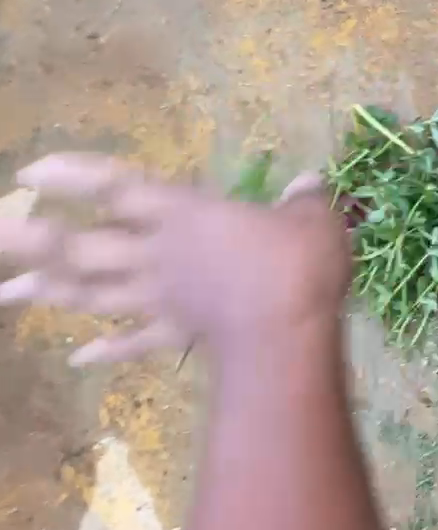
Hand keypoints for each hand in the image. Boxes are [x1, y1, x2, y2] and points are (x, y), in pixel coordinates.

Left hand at [0, 153, 350, 366]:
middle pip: (81, 247)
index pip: (122, 190)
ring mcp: (162, 296)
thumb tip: (308, 180)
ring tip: (8, 291)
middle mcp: (159, 254)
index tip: (32, 172)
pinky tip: (79, 358)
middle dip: (30, 239)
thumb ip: (306, 199)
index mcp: (189, 217)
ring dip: (49, 291)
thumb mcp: (316, 219)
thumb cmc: (299, 263)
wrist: (288, 328)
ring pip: (92, 293)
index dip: (77, 178)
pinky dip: (107, 349)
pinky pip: (135, 341)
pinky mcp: (178, 331)